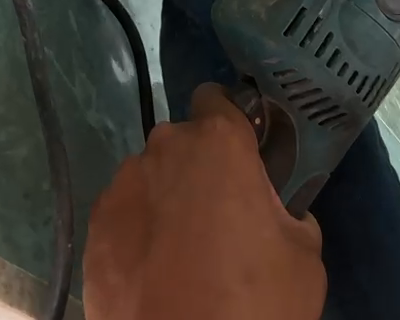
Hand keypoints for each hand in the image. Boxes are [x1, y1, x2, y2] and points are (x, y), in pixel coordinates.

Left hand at [84, 84, 324, 319]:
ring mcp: (123, 184)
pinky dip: (137, 231)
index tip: (241, 155)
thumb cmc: (255, 302)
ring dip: (166, 199)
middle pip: (184, 144)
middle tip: (221, 218)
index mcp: (218, 141)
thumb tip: (272, 209)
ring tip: (182, 252)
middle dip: (200, 169)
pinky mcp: (96, 224)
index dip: (230, 122)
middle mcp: (164, 147)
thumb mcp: (304, 255)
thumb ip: (285, 211)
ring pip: (152, 176)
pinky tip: (153, 269)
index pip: (218, 99)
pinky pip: (125, 212)